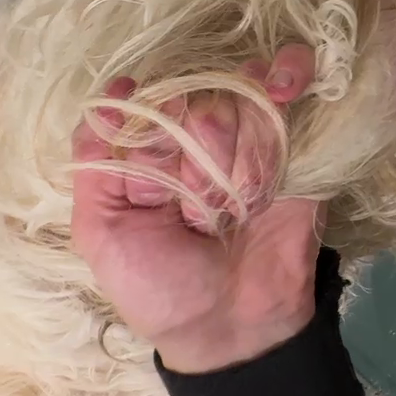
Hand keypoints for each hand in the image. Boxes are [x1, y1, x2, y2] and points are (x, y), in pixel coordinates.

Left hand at [69, 46, 322, 374]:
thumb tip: (109, 94)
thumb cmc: (160, 285)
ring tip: (244, 207)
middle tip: (204, 217)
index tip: (160, 194)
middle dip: (205, 159)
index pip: (155, 105)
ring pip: (245, 100)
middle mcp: (201, 134)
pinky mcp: (299, 138)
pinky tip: (282, 87)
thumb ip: (96, 164)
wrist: (237, 323)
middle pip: (204, 102)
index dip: (159, 143)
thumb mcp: (103, 233)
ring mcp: (253, 132)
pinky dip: (289, 72)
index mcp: (154, 151)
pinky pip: (292, 84)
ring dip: (244, 157)